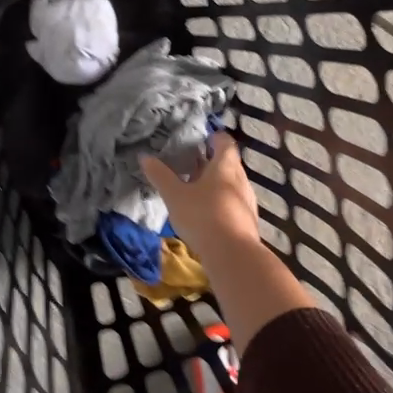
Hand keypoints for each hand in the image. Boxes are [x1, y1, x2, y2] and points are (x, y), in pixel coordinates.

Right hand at [140, 133, 260, 247]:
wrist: (233, 254)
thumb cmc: (203, 216)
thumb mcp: (175, 196)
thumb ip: (161, 176)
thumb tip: (145, 157)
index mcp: (225, 166)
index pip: (225, 142)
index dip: (213, 138)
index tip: (200, 139)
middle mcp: (241, 179)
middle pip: (229, 163)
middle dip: (212, 162)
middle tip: (191, 165)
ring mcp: (247, 201)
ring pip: (232, 184)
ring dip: (216, 184)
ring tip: (196, 190)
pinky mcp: (248, 221)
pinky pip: (234, 203)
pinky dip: (221, 202)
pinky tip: (207, 214)